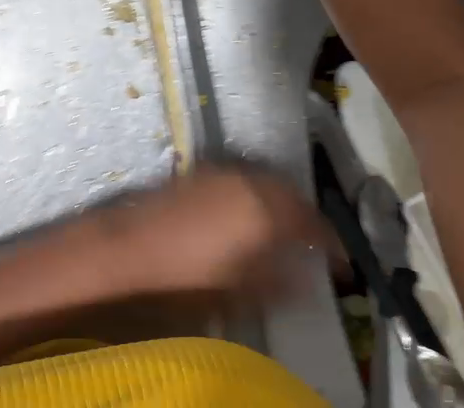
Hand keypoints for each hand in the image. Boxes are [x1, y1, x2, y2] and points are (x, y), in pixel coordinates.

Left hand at [69, 165, 336, 296]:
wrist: (121, 252)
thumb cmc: (184, 279)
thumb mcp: (241, 291)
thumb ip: (281, 281)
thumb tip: (307, 275)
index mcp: (263, 208)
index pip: (312, 221)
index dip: (332, 243)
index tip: (342, 263)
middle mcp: (244, 180)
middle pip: (289, 193)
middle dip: (305, 216)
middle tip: (315, 243)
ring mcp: (217, 171)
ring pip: (263, 181)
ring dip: (278, 201)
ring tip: (283, 231)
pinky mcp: (194, 172)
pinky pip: (239, 178)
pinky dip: (252, 194)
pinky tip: (247, 217)